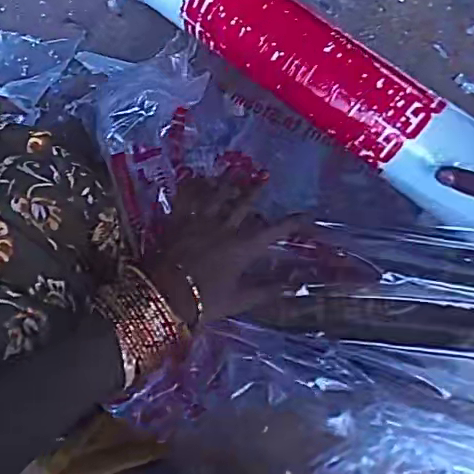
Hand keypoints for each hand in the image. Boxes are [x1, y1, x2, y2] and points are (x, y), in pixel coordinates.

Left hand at [142, 174, 311, 323]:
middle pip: (245, 202)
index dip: (294, 222)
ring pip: (218, 193)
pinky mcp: (178, 220)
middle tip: (264, 178)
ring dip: (228, 182)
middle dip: (257, 190)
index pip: (276, 230)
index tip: (307, 217)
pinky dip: (194, 186)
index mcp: (244, 247)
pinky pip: (188, 196)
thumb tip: (294, 286)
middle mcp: (226, 227)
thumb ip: (267, 290)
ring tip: (234, 172)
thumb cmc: (206, 301)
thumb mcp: (240, 299)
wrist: (165, 296)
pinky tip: (196, 179)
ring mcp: (201, 220)